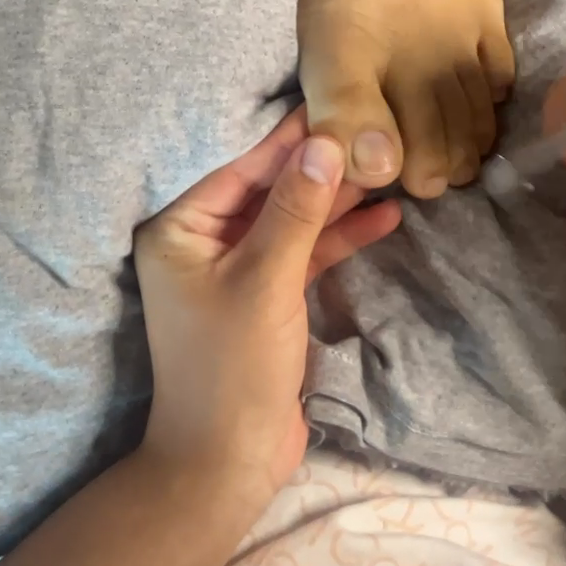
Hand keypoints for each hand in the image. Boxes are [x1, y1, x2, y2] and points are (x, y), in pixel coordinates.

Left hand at [133, 109, 401, 507]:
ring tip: (386, 170)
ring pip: (289, 223)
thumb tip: (322, 144)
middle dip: (316, 169)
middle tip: (367, 133)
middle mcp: (201, 242)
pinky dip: (335, 241)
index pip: (238, 169)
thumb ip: (294, 211)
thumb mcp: (264, 279)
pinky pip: (301, 255)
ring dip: (334, 203)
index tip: (327, 103)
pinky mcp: (265, 296)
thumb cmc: (232, 364)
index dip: (286, 139)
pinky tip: (382, 221)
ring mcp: (234, 269)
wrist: (228, 462)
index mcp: (179, 229)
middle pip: (267, 192)